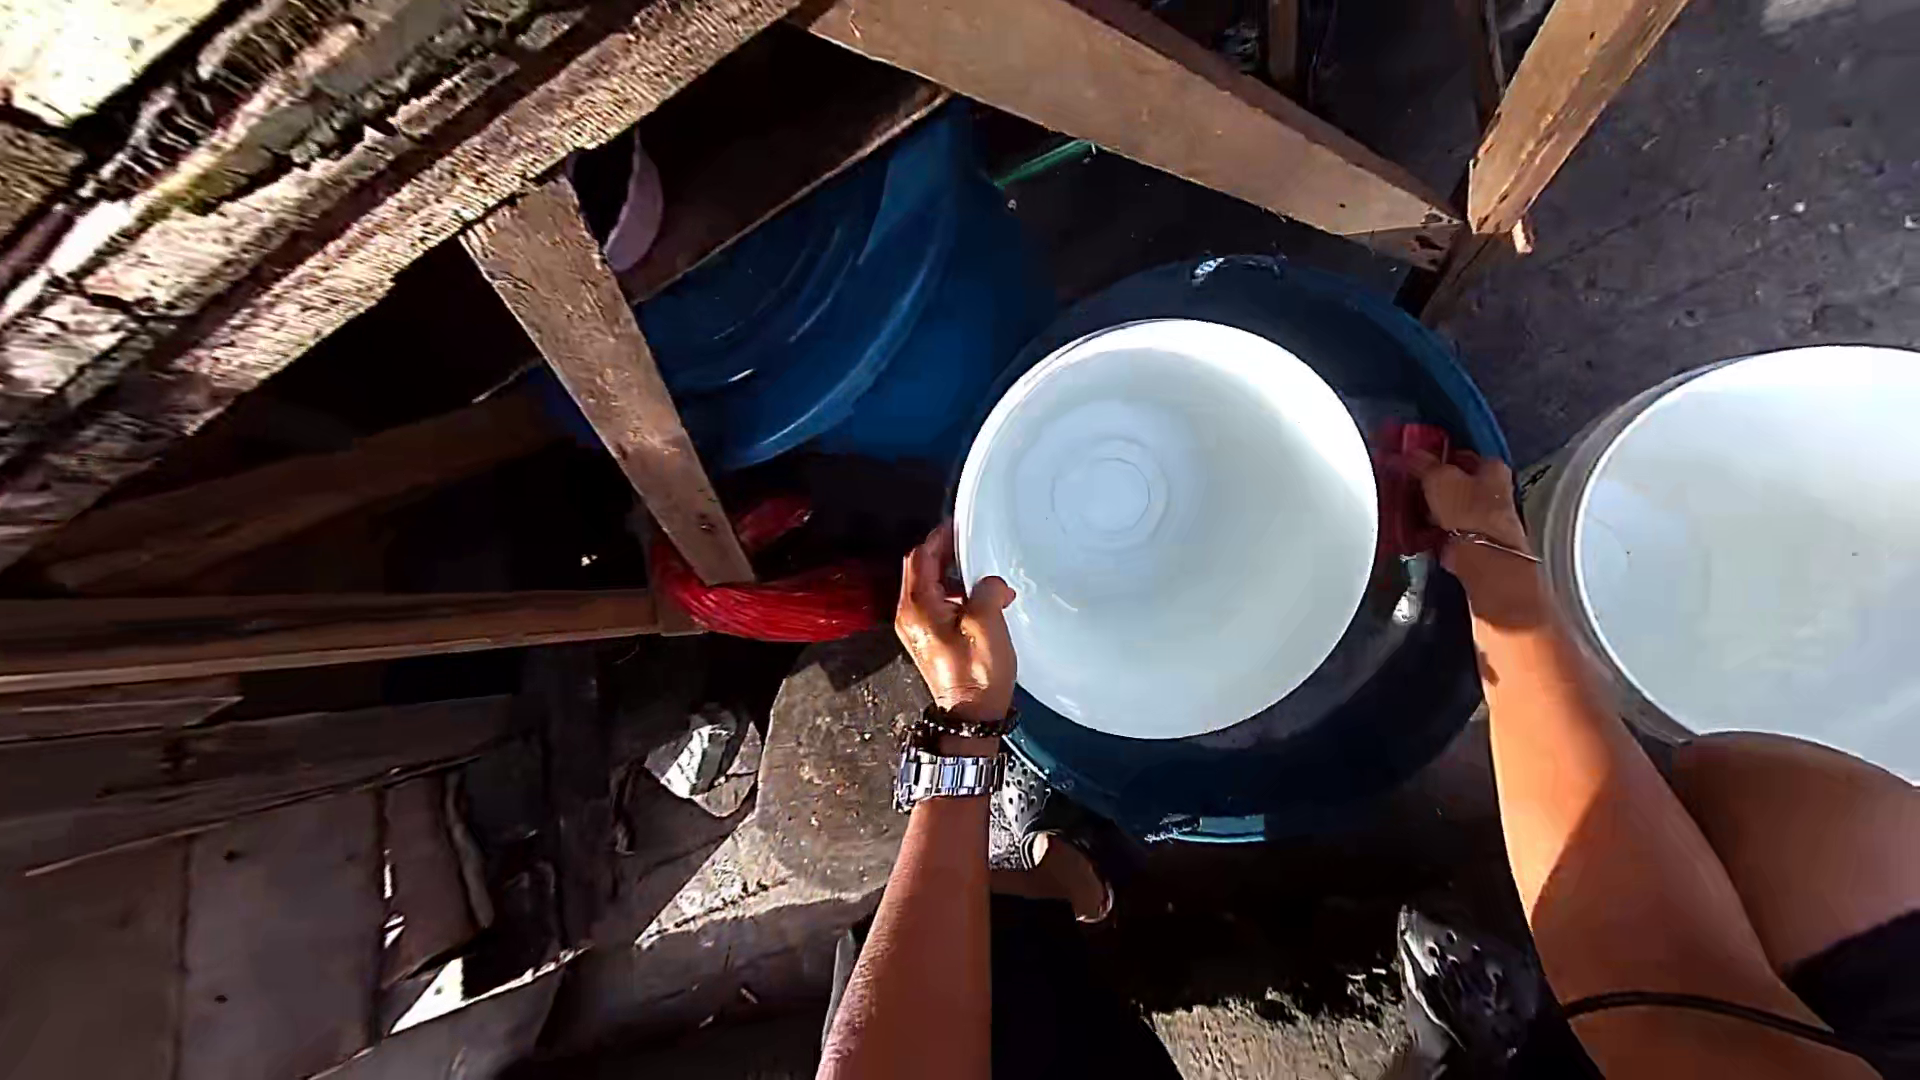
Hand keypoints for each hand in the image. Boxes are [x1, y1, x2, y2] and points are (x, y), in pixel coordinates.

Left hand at [895, 522, 1016, 721]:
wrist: (969, 715)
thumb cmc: (976, 673)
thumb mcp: (987, 623)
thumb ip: (987, 590)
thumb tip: (991, 584)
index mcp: (918, 606)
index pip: (921, 556)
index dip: (939, 537)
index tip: (959, 527)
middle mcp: (909, 614)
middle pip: (921, 568)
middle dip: (945, 553)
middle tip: (971, 544)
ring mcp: (916, 628)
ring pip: (928, 585)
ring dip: (951, 573)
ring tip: (980, 570)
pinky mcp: (927, 639)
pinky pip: (935, 603)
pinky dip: (953, 592)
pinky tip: (978, 597)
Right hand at [1405, 449, 1531, 564]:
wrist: (1478, 550)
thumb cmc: (1470, 511)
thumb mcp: (1438, 477)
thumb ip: (1422, 463)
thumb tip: (1410, 454)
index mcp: (1493, 467)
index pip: (1462, 454)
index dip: (1439, 455)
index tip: (1418, 459)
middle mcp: (1494, 489)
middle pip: (1456, 479)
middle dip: (1433, 481)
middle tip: (1411, 480)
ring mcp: (1483, 513)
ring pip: (1449, 501)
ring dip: (1431, 503)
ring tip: (1412, 503)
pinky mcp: (1470, 533)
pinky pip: (1445, 522)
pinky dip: (1431, 522)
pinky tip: (1420, 523)